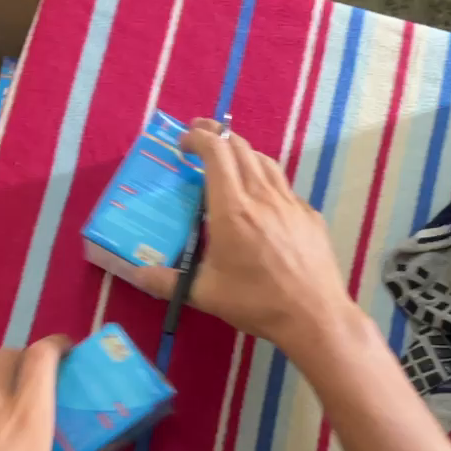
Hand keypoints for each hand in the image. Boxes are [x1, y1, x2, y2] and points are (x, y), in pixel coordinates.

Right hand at [136, 119, 356, 356]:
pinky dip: (266, 179)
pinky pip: (283, 186)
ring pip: (265, 161)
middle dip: (217, 135)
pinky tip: (261, 197)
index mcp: (232, 209)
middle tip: (200, 137)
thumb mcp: (206, 294)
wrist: (314, 315)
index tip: (183, 142)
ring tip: (229, 158)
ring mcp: (290, 203)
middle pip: (240, 147)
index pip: (216, 152)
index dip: (198, 138)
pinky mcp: (308, 215)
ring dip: (243, 151)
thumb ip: (167, 282)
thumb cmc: (257, 302)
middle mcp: (262, 196)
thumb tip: (136, 274)